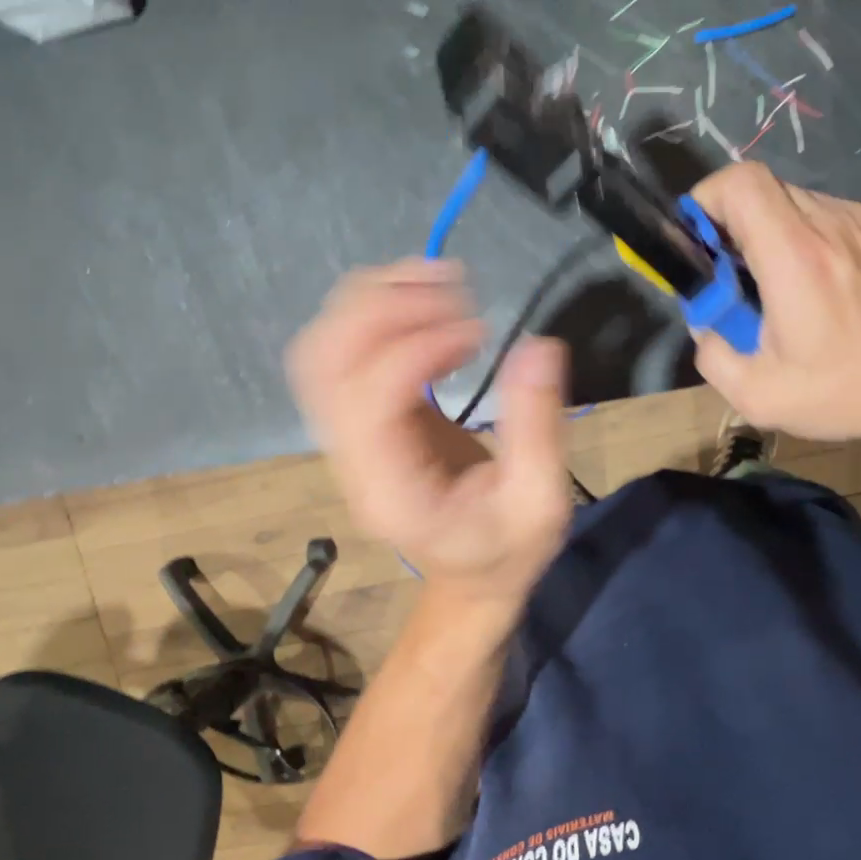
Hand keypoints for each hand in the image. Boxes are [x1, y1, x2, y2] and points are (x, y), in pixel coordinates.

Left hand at [286, 258, 572, 603]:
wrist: (470, 578)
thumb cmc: (505, 552)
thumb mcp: (539, 503)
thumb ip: (537, 429)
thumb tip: (539, 346)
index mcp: (391, 492)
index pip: (371, 399)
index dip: (417, 348)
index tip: (479, 333)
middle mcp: (352, 462)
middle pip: (325, 363)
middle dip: (384, 308)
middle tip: (456, 291)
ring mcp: (346, 440)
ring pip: (320, 350)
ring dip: (372, 301)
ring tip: (441, 281)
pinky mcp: (360, 421)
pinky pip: (340, 354)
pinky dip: (373, 314)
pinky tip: (425, 301)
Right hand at [689, 163, 860, 470]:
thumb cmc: (843, 392)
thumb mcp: (757, 394)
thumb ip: (711, 353)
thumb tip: (705, 324)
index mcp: (794, 255)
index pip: (740, 183)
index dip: (706, 200)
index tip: (695, 242)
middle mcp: (829, 223)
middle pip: (762, 190)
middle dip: (730, 225)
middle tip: (726, 278)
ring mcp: (860, 223)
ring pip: (793, 204)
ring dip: (765, 236)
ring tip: (768, 291)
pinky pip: (824, 219)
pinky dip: (800, 242)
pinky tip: (808, 292)